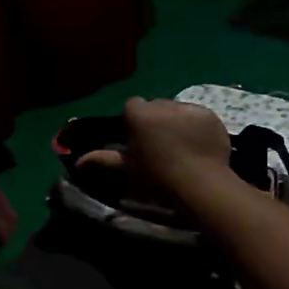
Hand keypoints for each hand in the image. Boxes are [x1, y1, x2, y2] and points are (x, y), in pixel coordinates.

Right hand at [80, 97, 235, 200]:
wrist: (200, 184)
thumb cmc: (158, 177)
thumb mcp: (129, 168)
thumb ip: (104, 160)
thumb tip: (78, 162)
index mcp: (140, 114)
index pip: (133, 106)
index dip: (135, 121)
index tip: (139, 140)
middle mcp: (164, 104)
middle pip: (156, 106)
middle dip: (157, 119)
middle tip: (161, 145)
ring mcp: (190, 108)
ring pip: (178, 110)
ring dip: (177, 121)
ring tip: (183, 146)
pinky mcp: (210, 115)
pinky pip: (199, 116)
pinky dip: (198, 126)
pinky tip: (199, 145)